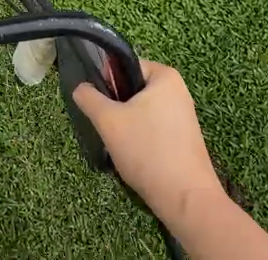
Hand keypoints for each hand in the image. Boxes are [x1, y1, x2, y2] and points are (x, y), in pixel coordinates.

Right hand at [75, 62, 267, 258]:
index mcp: (165, 76)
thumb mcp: (107, 120)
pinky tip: (135, 157)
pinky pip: (153, 129)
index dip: (107, 83)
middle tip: (109, 127)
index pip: (124, 66)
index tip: (100, 106)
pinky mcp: (184, 140)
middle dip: (117, 108)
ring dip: (126, 126)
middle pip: (132, 90)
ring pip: (141, 112)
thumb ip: (88, 97)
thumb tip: (81, 88)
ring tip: (121, 145)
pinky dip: (141, 140)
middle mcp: (179, 92)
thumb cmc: (147, 150)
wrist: (186, 201)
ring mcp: (184, 118)